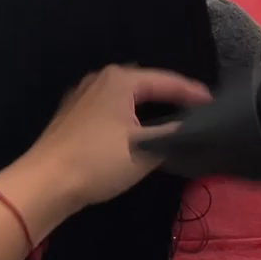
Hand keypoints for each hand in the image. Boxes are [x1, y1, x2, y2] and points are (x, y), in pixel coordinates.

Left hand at [0, 66, 211, 239]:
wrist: (45, 181)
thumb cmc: (97, 161)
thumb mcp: (144, 149)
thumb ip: (172, 134)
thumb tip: (190, 128)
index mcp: (120, 80)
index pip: (166, 81)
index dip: (192, 92)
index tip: (215, 102)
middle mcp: (101, 78)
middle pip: (145, 83)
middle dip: (170, 95)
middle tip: (196, 109)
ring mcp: (84, 94)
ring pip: (127, 95)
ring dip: (149, 105)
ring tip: (173, 117)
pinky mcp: (74, 112)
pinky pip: (111, 106)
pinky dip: (130, 113)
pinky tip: (137, 127)